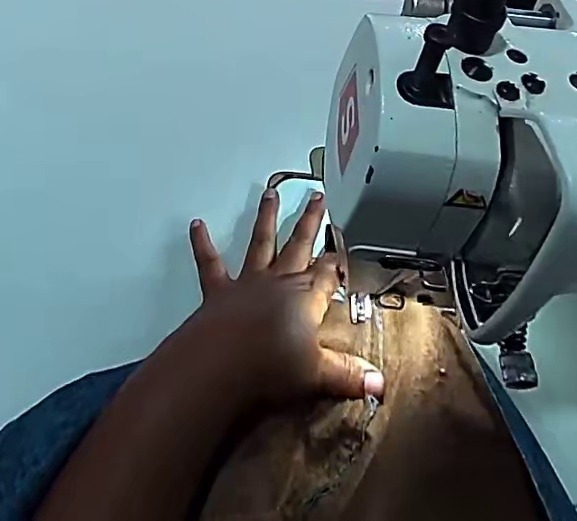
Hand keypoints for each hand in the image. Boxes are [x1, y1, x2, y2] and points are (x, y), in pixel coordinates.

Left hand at [171, 188, 384, 411]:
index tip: (342, 248)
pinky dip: (202, 243)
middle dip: (310, 221)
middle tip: (317, 196)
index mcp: (306, 297)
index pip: (328, 274)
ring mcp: (249, 281)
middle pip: (299, 244)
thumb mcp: (317, 375)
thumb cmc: (271, 367)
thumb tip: (379, 384)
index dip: (336, 263)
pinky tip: (197, 225)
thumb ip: (347, 375)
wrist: (222, 363)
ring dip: (266, 217)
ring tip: (270, 193)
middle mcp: (279, 281)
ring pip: (261, 242)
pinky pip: (210, 262)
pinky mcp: (219, 290)